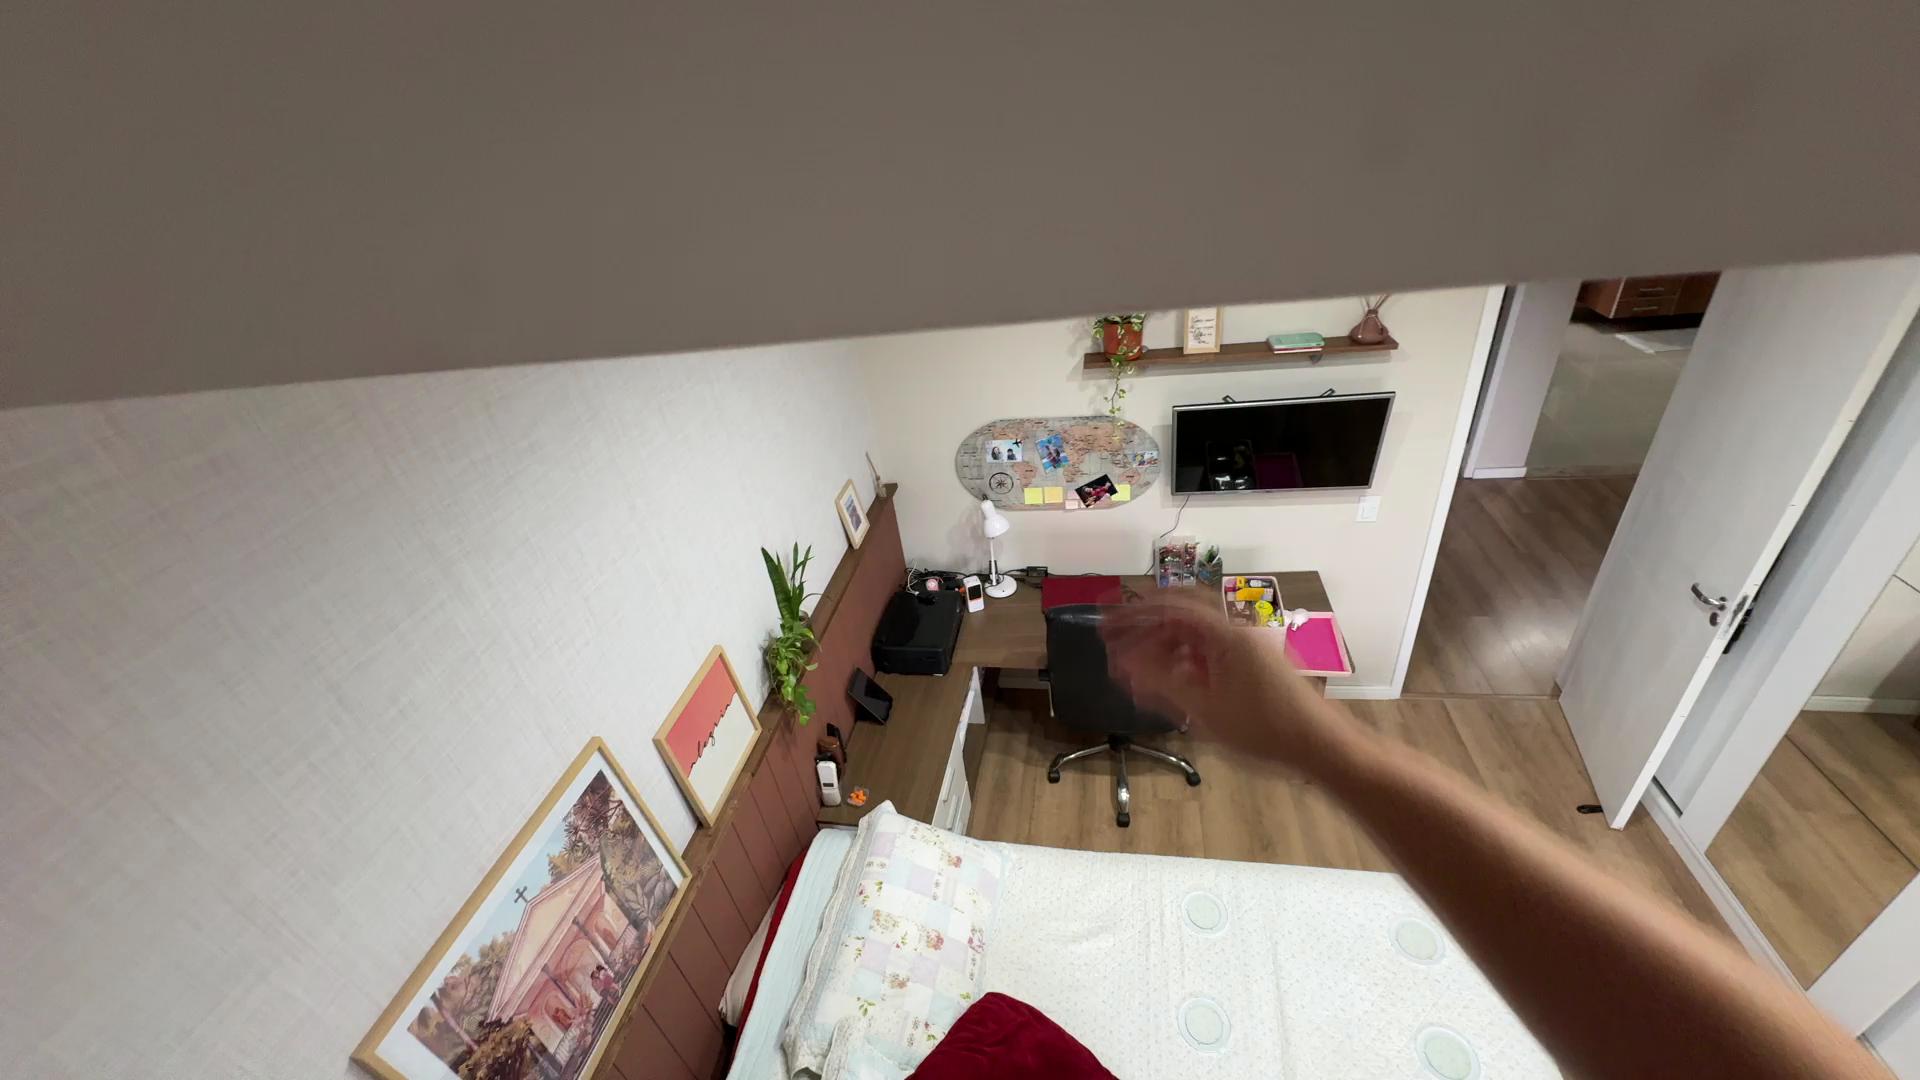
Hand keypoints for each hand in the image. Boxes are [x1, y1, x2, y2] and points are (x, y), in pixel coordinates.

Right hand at [1100, 593, 1363, 777]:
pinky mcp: (1253, 667)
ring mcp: (1246, 649)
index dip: (1134, 613)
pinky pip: (1208, 655)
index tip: (1106, 623)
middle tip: (1113, 641)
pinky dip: (1182, 663)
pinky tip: (1165, 684)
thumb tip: (1123, 662)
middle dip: (1144, 627)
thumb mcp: (1204, 708)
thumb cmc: (1265, 730)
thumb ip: (1160, 681)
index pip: (1170, 608)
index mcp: (1226, 634)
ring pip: (1194, 638)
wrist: (1324, 749)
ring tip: (1134, 669)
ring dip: (1161, 648)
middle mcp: (1237, 633)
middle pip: (1181, 618)